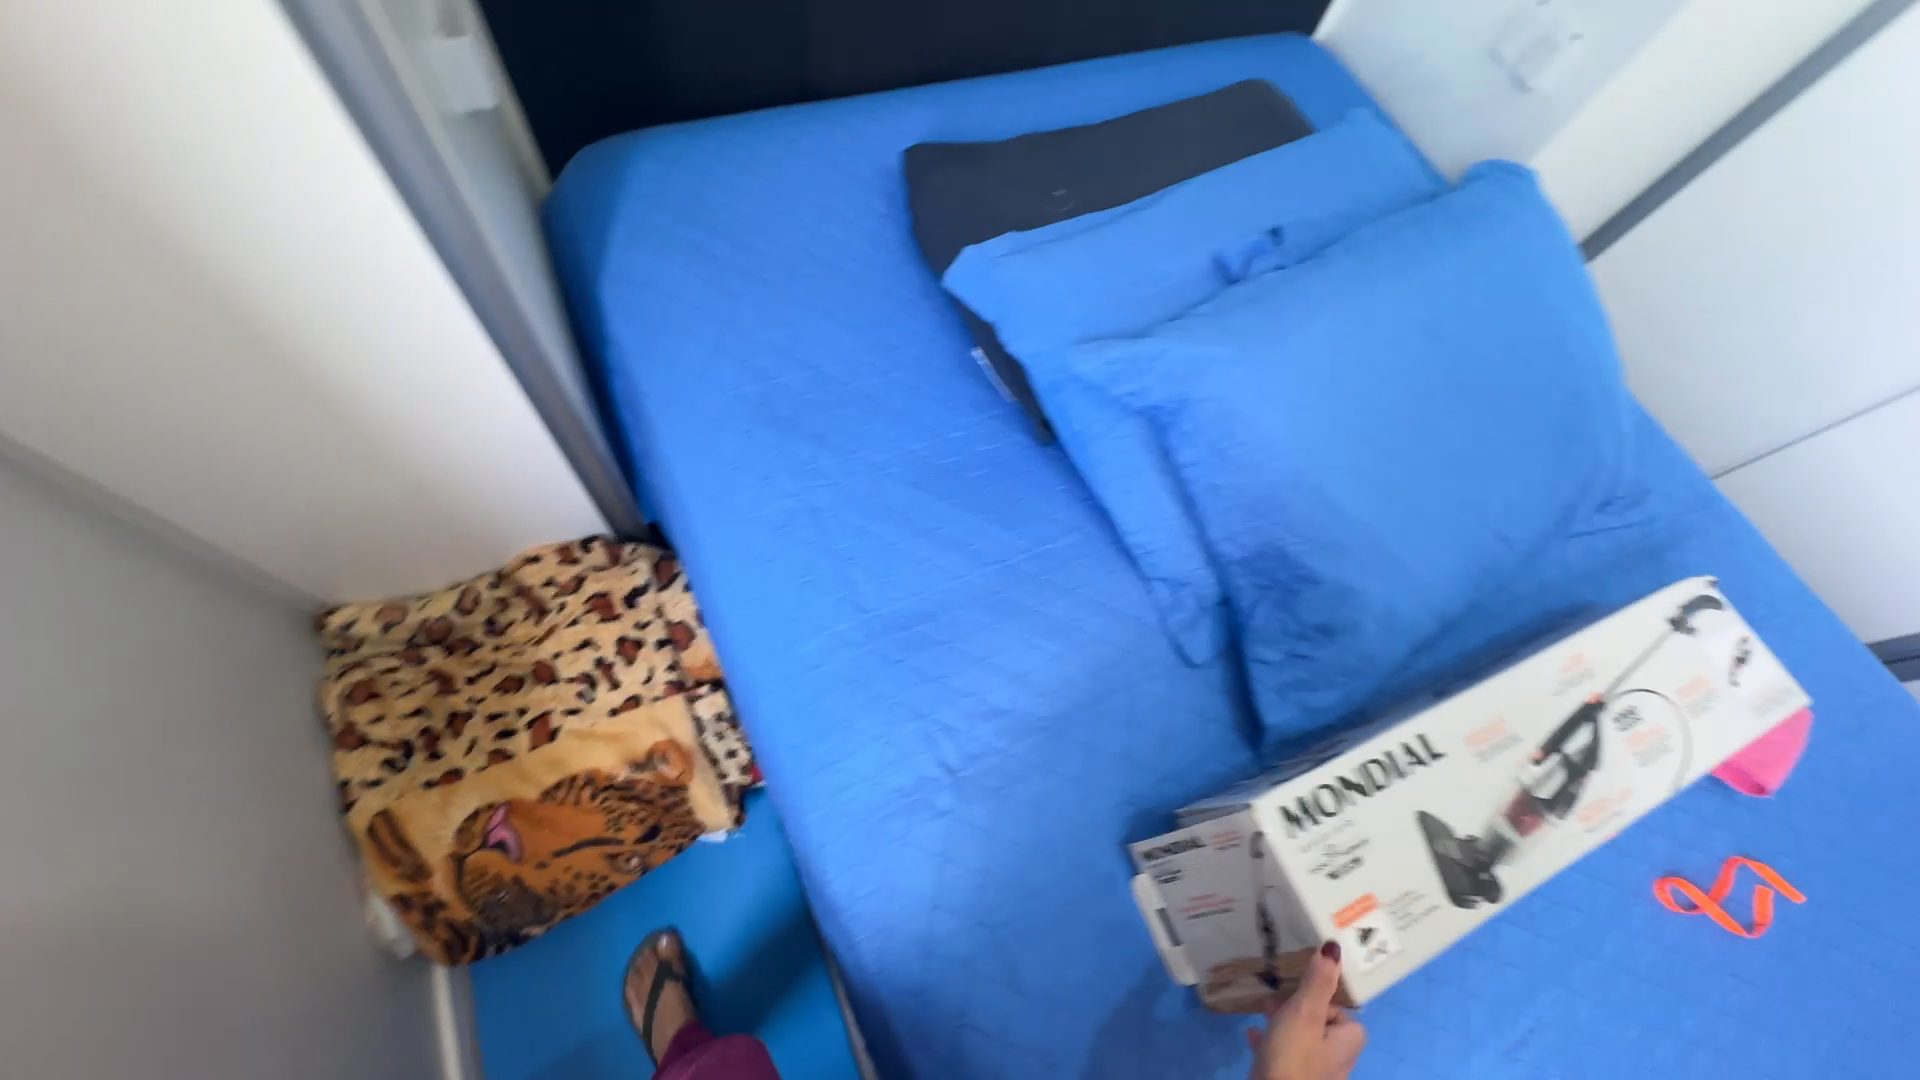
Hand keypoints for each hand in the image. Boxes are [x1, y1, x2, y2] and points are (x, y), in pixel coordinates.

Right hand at [1245, 942, 1366, 1079]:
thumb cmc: (1293, 1056)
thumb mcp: (1305, 1013)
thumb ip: (1318, 981)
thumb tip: (1334, 947)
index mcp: (1346, 1043)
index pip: (1343, 1013)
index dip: (1322, 999)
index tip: (1300, 990)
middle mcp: (1337, 1060)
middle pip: (1321, 1025)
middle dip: (1299, 1007)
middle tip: (1277, 997)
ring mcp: (1315, 1073)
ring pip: (1302, 1039)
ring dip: (1284, 1022)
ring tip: (1264, 1011)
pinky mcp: (1292, 1078)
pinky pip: (1284, 1054)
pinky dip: (1272, 1042)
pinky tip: (1253, 1034)